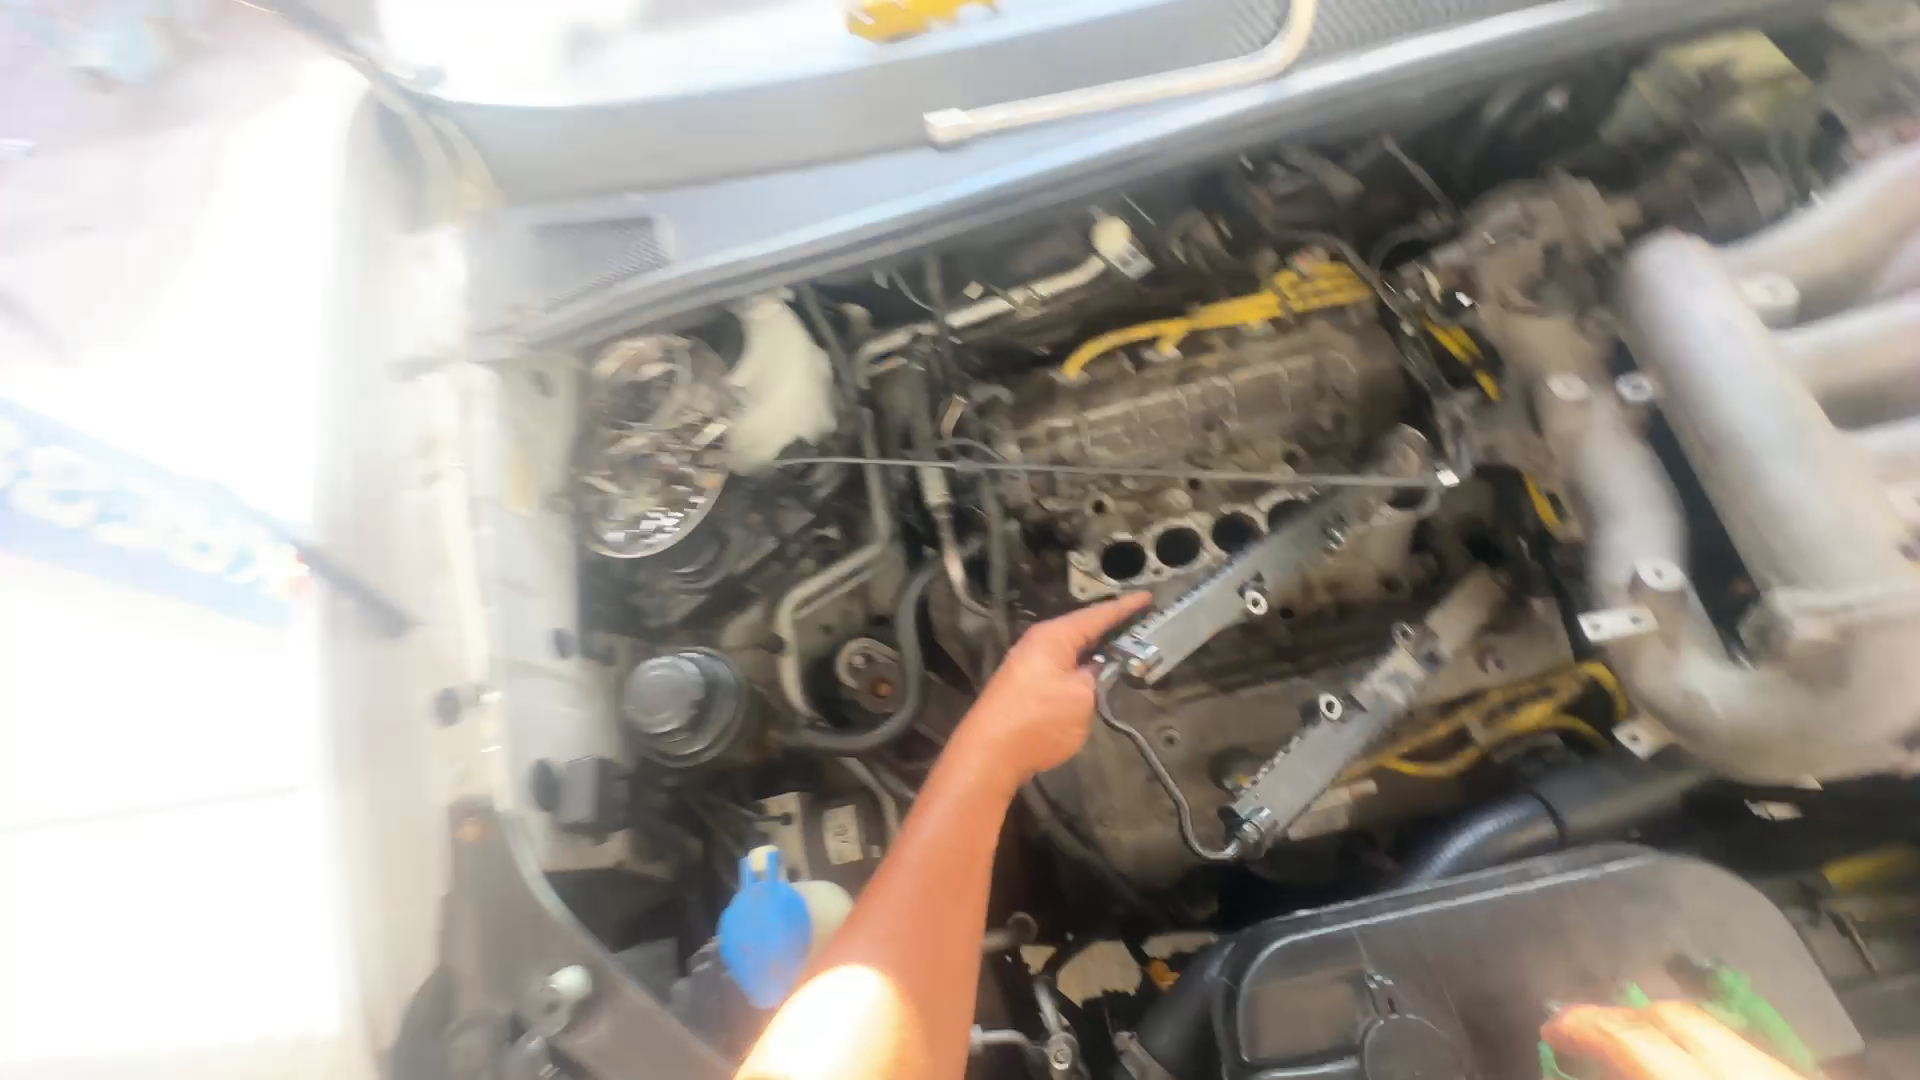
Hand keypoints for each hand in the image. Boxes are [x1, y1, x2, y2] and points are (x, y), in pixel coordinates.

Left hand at [952, 593, 1152, 780]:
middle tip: (1142, 623)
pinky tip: (1094, 676)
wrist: (990, 753)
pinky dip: (1081, 667)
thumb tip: (1100, 668)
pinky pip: (1061, 666)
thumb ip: (1097, 676)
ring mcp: (1028, 664)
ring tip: (1125, 649)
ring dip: (1096, 650)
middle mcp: (1038, 643)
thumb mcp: (1082, 697)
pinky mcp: (1024, 686)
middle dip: (1111, 627)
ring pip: (1071, 650)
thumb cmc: (1038, 720)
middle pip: (1082, 629)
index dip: (1125, 608)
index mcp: (1053, 636)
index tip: (1147, 598)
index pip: (1097, 615)